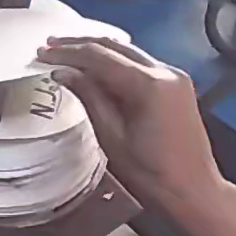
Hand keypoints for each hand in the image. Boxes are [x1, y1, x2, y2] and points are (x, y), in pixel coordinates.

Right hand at [36, 36, 232, 217]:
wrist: (194, 190)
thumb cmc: (150, 173)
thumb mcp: (111, 137)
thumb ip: (89, 97)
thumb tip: (63, 72)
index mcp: (149, 85)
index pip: (100, 57)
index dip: (67, 53)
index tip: (42, 54)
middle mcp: (165, 71)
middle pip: (115, 47)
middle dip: (79, 45)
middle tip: (48, 46)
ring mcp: (173, 76)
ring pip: (127, 52)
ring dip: (97, 51)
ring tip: (65, 52)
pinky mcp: (176, 85)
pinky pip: (139, 64)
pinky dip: (114, 62)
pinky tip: (95, 66)